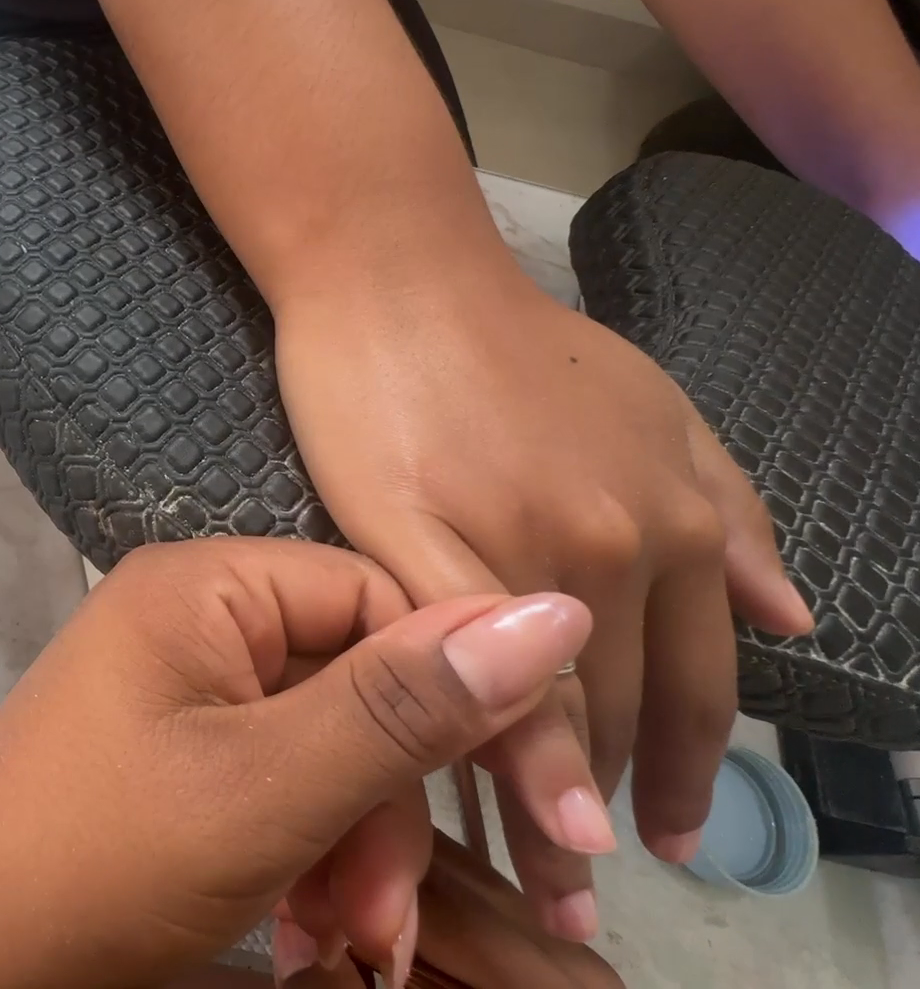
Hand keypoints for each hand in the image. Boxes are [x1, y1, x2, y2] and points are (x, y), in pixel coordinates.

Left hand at [0, 538, 590, 985]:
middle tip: (389, 922)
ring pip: (323, 743)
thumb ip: (406, 703)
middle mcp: (192, 614)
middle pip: (355, 680)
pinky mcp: (176, 741)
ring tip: (339, 935)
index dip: (467, 697)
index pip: (380, 597)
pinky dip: (305, 848)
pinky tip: (305, 922)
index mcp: (203, 585)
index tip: (547, 816)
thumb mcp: (267, 786)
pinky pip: (276, 773)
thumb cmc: (104, 856)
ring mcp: (180, 679)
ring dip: (353, 847)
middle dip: (390, 808)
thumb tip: (554, 608)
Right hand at [272, 267, 813, 938]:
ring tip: (544, 886)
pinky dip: (467, 735)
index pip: (690, 685)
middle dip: (611, 813)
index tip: (674, 846)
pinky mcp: (407, 536)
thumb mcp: (646, 406)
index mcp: (669, 517)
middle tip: (590, 900)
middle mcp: (611, 545)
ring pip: (541, 704)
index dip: (688, 775)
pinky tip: (462, 796)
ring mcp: (509, 543)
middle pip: (616, 712)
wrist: (394, 285)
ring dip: (545, 805)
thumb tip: (790, 618)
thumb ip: (727, 506)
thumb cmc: (500, 343)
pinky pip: (450, 659)